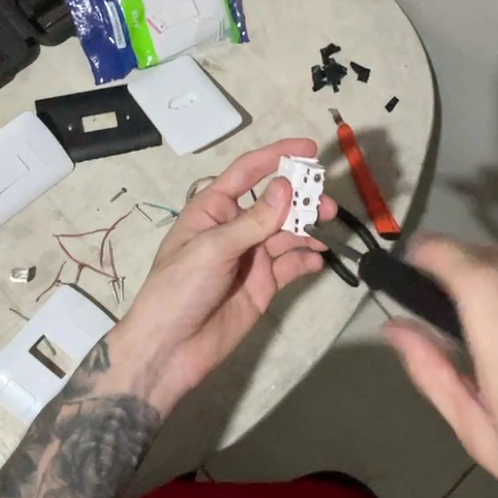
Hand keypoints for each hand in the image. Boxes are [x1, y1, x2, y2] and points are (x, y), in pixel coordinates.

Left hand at [105, 139, 334, 412]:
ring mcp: (251, 256)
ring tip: (325, 231)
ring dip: (309, 228)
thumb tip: (287, 186)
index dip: (278, 156)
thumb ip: (254, 220)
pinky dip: (307, 259)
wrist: (170, 349)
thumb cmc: (179, 288)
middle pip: (276, 202)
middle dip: (302, 198)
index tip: (310, 148)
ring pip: (288, 232)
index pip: (248, 172)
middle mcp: (235, 227)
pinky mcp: (264, 284)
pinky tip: (317, 260)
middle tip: (327, 204)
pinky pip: (291, 264)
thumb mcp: (213, 249)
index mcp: (213, 209)